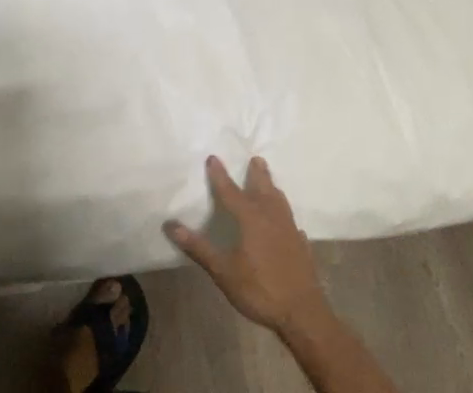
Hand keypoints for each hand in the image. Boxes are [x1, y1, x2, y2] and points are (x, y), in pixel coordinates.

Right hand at [164, 155, 330, 332]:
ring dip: (274, 190)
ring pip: (281, 204)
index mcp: (251, 219)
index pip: (231, 191)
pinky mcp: (302, 248)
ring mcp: (290, 233)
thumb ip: (198, 247)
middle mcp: (272, 219)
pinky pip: (293, 225)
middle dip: (258, 174)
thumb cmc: (259, 289)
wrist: (303, 314)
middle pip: (263, 190)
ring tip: (271, 183)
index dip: (220, 175)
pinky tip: (291, 226)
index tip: (213, 157)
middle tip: (256, 159)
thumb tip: (169, 225)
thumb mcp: (222, 271)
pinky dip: (288, 219)